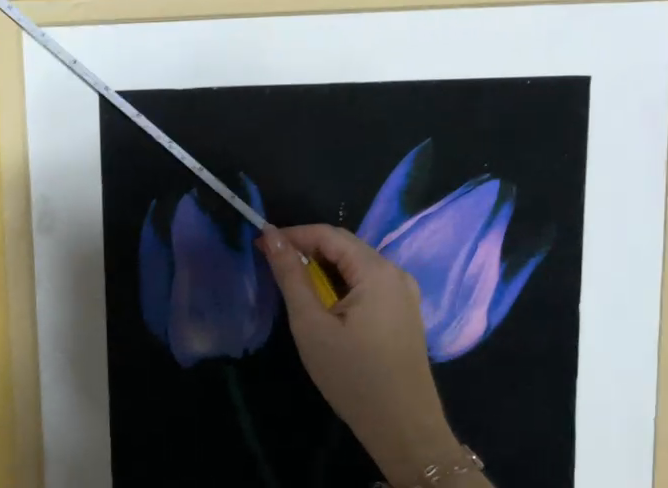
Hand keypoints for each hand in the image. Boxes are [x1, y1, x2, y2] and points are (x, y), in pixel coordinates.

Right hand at [260, 224, 466, 485]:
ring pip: (355, 263)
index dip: (292, 234)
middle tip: (271, 261)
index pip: (328, 234)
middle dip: (306, 248)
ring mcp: (404, 293)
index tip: (261, 244)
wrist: (406, 432)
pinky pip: (368, 281)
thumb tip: (271, 234)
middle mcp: (396, 273)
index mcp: (377, 271)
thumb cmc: (354, 377)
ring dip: (323, 265)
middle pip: (344, 245)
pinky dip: (341, 281)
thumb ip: (291, 275)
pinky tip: (323, 301)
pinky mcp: (404, 312)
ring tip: (292, 280)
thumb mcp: (311, 324)